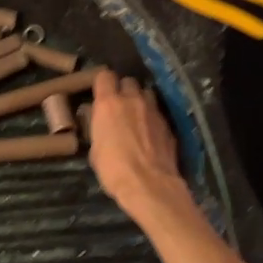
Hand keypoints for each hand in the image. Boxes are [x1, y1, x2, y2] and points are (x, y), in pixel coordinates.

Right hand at [90, 69, 190, 221]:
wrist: (150, 186)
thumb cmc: (114, 170)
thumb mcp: (95, 149)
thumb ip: (97, 127)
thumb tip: (96, 119)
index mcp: (108, 103)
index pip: (104, 76)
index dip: (102, 83)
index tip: (100, 93)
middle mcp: (132, 100)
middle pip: (128, 81)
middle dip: (123, 90)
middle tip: (119, 106)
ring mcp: (153, 111)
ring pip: (146, 93)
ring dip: (140, 101)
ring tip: (137, 116)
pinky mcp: (168, 125)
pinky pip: (158, 113)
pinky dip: (152, 118)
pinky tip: (150, 134)